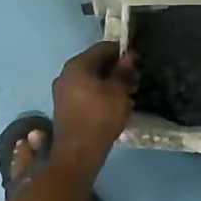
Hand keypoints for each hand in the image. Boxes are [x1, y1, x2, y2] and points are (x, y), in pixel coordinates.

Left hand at [51, 41, 137, 167]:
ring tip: (128, 94)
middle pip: (95, 63)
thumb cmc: (101, 116)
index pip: (103, 48)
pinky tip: (114, 104)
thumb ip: (123, 70)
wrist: (78, 152)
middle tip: (135, 80)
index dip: (122, 52)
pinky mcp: (64, 107)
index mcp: (77, 65)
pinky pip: (85, 92)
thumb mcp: (118, 91)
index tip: (138, 62)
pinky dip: (100, 94)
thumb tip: (128, 55)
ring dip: (110, 83)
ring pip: (91, 79)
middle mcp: (66, 74)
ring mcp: (62, 91)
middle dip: (116, 69)